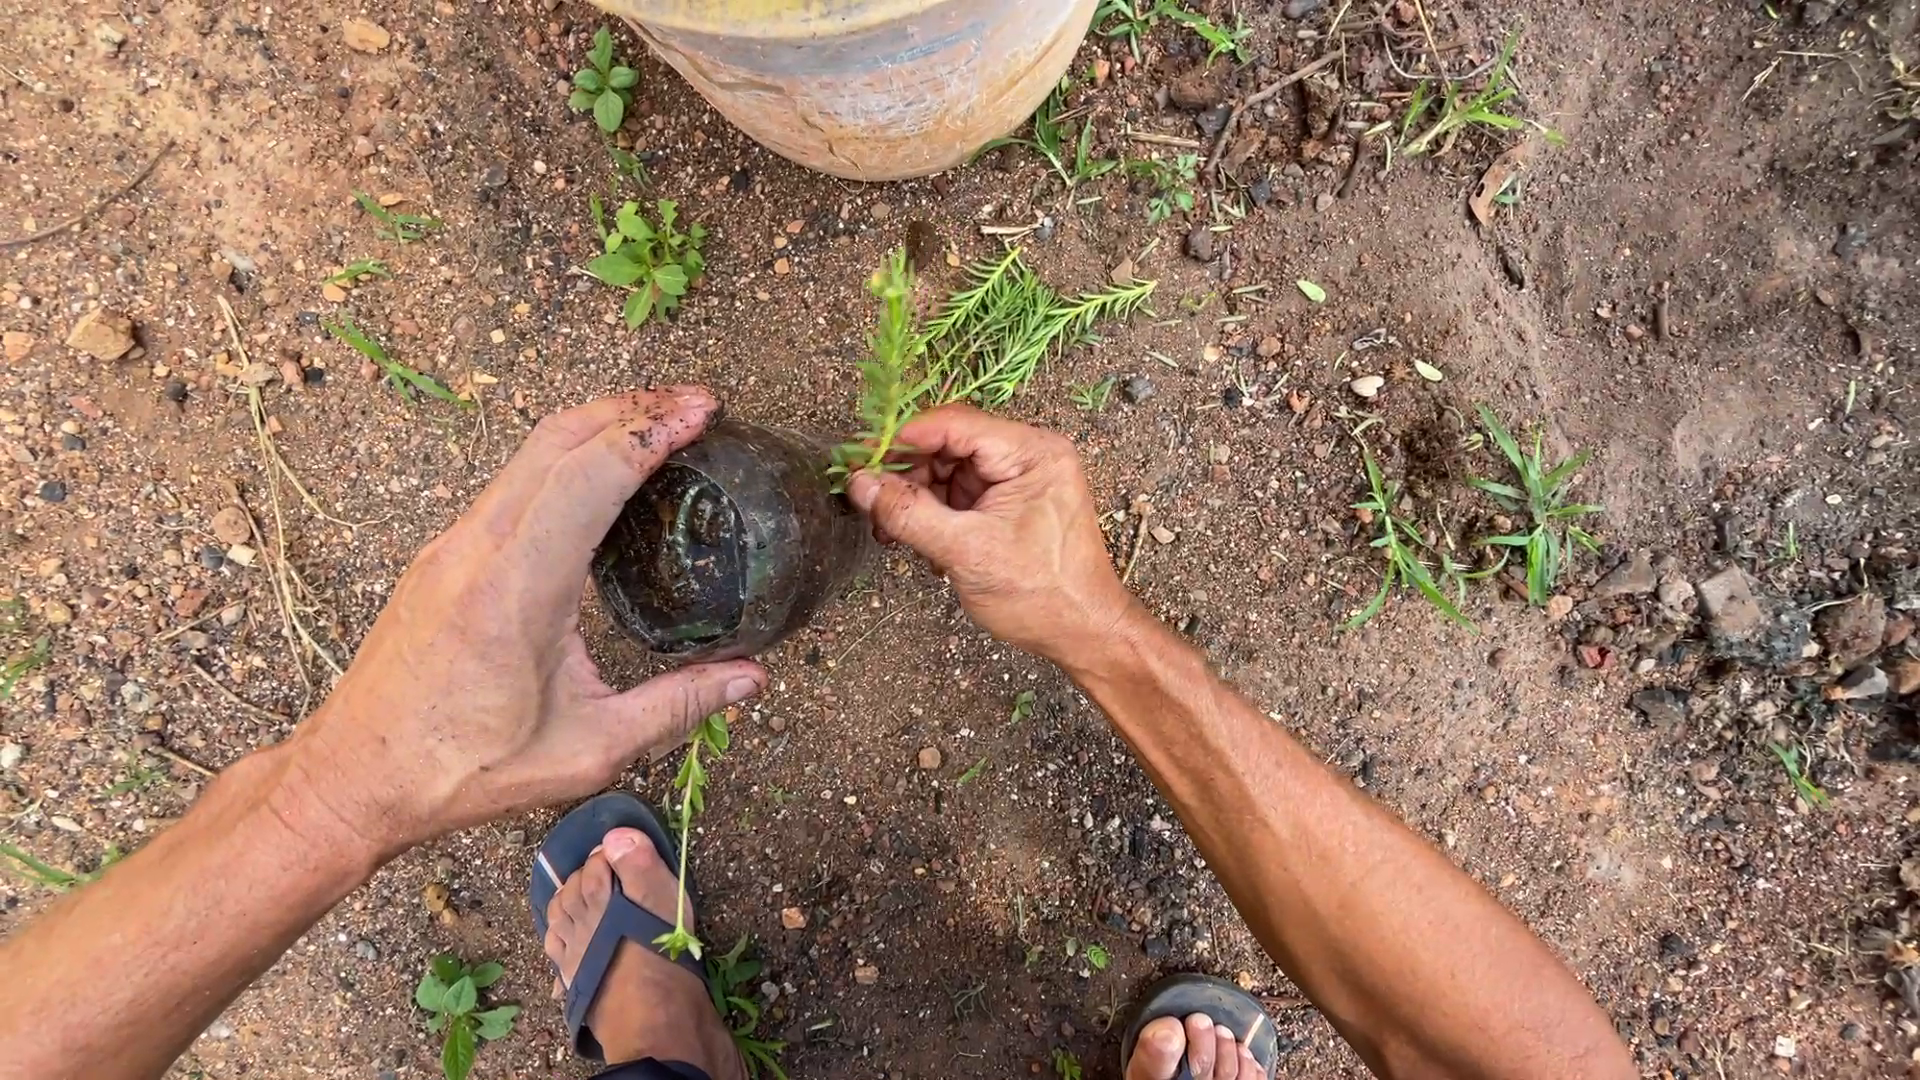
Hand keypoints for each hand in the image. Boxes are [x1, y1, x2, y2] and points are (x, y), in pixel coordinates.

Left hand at [287, 388, 766, 856]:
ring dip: (602, 420)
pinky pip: (518, 474)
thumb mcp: (589, 749)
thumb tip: (755, 678)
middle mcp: (478, 548)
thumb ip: (678, 705)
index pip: (587, 478)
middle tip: (698, 404)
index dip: (648, 434)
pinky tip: (608, 464)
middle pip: (558, 438)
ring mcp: (456, 542)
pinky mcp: (450, 549)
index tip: (701, 415)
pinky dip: (572, 449)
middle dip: (634, 407)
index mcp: (514, 591)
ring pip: (533, 448)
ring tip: (663, 419)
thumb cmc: (466, 769)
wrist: (348, 780)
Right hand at [845, 404, 1135, 667]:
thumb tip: (859, 483)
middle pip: (948, 447)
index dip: (903, 440)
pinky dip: (935, 515)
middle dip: (907, 476)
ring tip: (891, 532)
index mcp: (1030, 452)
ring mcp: (1017, 481)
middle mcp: (1026, 456)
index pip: (954, 424)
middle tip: (870, 505)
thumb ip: (909, 513)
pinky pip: (960, 496)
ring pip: (949, 473)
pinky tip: (920, 542)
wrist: (1083, 633)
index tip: (860, 460)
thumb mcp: (966, 551)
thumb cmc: (1039, 594)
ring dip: (916, 499)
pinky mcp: (1008, 506)